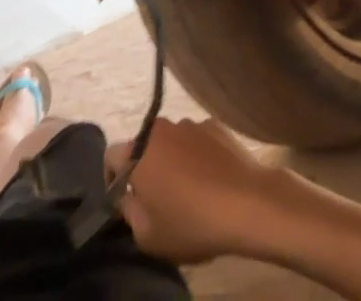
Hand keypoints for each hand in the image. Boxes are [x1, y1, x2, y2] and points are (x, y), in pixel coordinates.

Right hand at [104, 118, 283, 264]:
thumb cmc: (193, 222)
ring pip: (171, 142)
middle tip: (160, 196)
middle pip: (143, 147)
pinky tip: (213, 177)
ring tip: (191, 187)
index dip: (113, 178)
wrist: (249, 205)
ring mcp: (190, 124)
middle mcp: (160, 129)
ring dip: (173, 159)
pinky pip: (198, 140)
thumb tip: (129, 197)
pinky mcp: (216, 126)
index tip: (126, 199)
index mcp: (137, 152)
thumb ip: (129, 212)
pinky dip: (199, 154)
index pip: (111, 157)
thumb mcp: (147, 235)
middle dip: (146, 169)